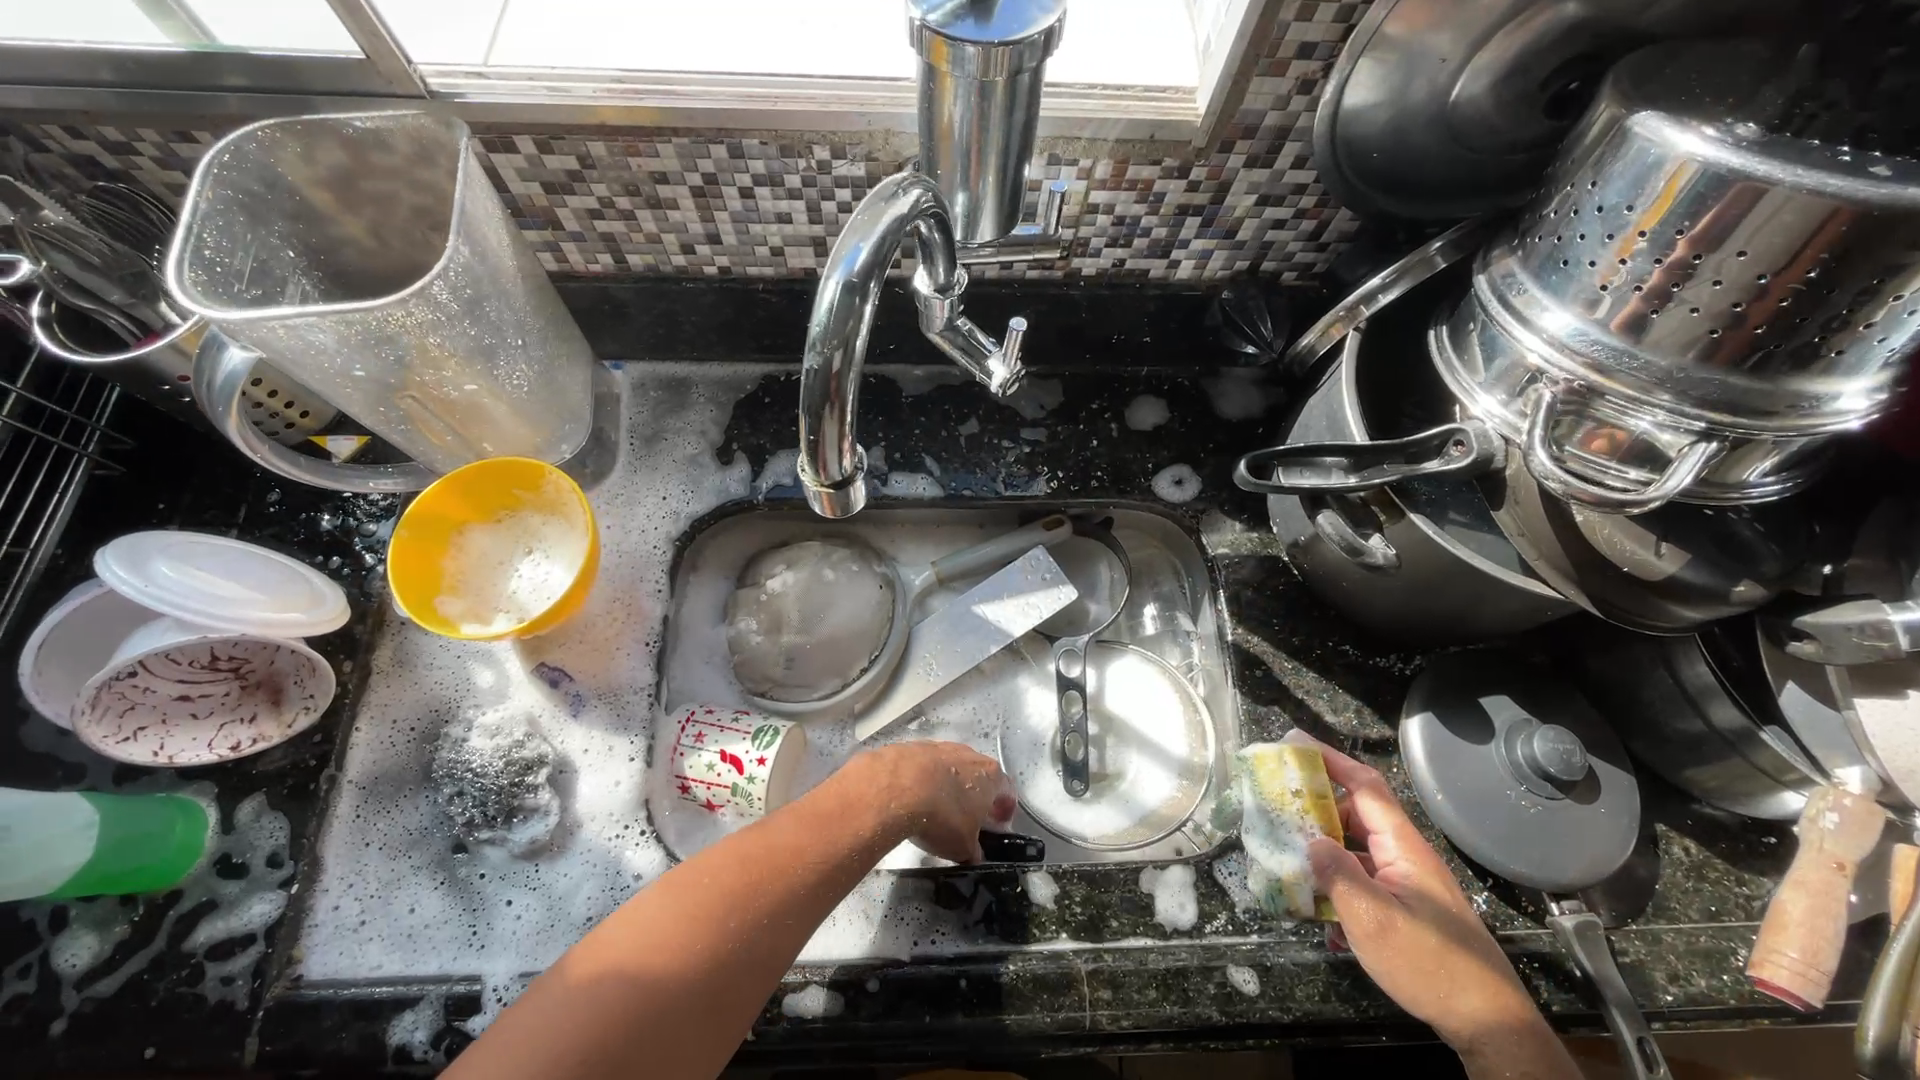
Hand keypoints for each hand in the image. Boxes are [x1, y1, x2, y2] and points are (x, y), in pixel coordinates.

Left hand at [858, 741, 1015, 863]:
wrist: (895, 788)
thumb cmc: (941, 816)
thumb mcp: (963, 847)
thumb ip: (973, 851)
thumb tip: (973, 855)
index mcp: (991, 775)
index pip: (1007, 791)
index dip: (1004, 809)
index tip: (996, 824)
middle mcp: (969, 755)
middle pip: (979, 775)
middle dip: (975, 796)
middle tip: (967, 819)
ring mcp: (940, 747)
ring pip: (951, 768)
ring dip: (948, 786)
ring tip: (936, 809)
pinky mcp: (913, 747)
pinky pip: (924, 766)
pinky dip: (922, 780)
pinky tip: (912, 798)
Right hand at [1290, 732, 1545, 1050]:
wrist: (1486, 1020)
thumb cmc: (1430, 965)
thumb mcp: (1373, 921)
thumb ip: (1337, 875)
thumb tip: (1309, 841)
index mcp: (1402, 847)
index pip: (1364, 786)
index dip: (1330, 759)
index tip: (1293, 743)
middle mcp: (1404, 856)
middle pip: (1354, 815)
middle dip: (1314, 809)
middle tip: (1275, 811)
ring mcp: (1405, 882)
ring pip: (1354, 850)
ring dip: (1322, 854)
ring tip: (1287, 864)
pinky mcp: (1405, 907)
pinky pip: (1362, 881)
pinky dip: (1336, 887)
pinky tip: (1319, 917)